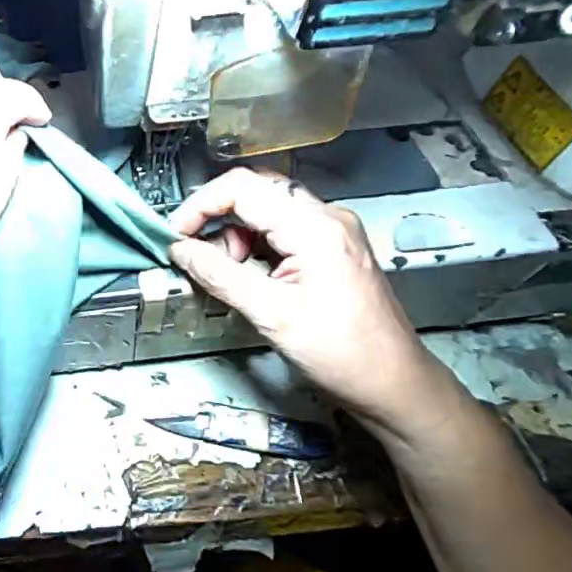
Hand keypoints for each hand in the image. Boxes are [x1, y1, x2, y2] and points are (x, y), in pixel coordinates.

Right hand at [167, 168, 457, 439]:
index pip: (243, 187)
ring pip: (267, 210)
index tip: (176, 234)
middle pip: (256, 193)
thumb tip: (181, 251)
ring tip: (230, 275)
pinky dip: (257, 246)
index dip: (201, 205)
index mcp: (315, 227)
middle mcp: (327, 218)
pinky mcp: (332, 247)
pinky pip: (284, 230)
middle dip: (219, 221)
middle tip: (198, 257)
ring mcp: (332, 231)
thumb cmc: (345, 355)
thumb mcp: (271, 316)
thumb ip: (220, 276)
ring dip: (237, 235)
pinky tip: (251, 277)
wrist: (394, 383)